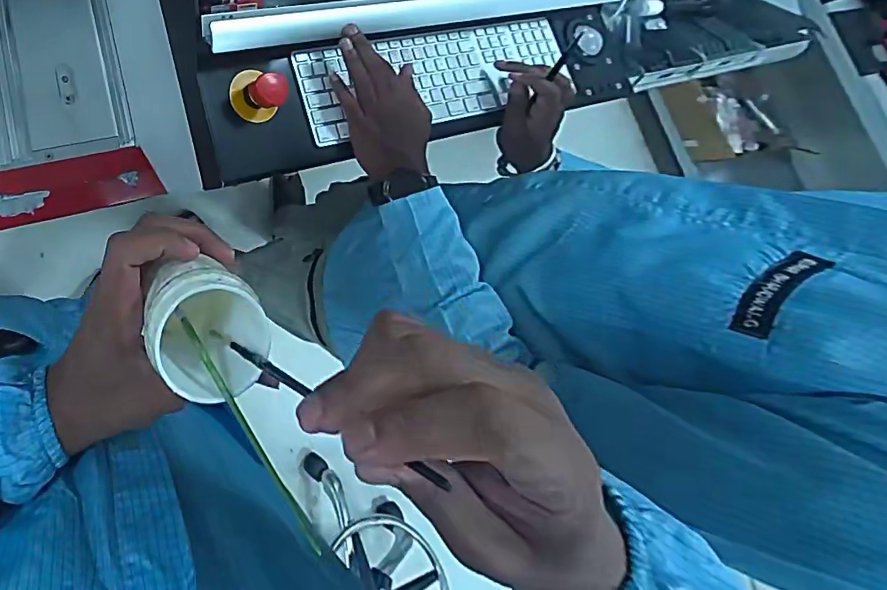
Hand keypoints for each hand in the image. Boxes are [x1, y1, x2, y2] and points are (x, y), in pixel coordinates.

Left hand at [45, 214, 237, 454]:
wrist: (70, 403)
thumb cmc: (104, 397)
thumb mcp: (156, 393)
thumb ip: (202, 379)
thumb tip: (250, 372)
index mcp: (115, 299)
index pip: (126, 249)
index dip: (161, 241)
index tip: (195, 256)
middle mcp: (116, 282)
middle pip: (143, 231)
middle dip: (187, 232)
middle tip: (226, 258)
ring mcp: (122, 283)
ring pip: (149, 238)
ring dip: (186, 238)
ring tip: (221, 261)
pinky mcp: (130, 290)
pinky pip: (155, 257)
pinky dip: (181, 254)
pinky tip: (205, 272)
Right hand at [298, 312, 627, 589]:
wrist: (569, 517)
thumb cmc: (538, 542)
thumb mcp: (495, 551)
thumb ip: (436, 499)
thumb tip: (367, 453)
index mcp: (551, 453)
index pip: (483, 413)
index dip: (412, 425)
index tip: (359, 450)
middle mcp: (520, 391)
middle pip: (432, 360)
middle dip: (363, 387)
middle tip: (316, 421)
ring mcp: (486, 363)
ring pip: (409, 338)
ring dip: (356, 371)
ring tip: (327, 412)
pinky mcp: (455, 352)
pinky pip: (401, 335)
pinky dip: (365, 360)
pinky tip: (353, 397)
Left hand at [328, 25, 431, 180]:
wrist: (401, 165)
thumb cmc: (411, 141)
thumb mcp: (419, 111)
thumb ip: (410, 89)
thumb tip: (405, 71)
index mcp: (401, 93)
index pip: (382, 64)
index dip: (370, 48)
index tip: (360, 36)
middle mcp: (385, 97)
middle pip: (370, 66)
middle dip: (358, 47)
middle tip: (348, 32)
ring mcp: (370, 108)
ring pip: (359, 78)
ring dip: (350, 60)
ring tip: (343, 44)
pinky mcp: (357, 120)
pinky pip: (347, 99)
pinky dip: (339, 86)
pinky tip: (332, 75)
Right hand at [495, 61, 574, 172]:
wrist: (529, 159)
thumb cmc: (520, 145)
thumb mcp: (513, 124)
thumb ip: (516, 101)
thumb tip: (517, 82)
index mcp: (549, 110)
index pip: (547, 85)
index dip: (528, 76)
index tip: (510, 75)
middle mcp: (557, 106)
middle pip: (556, 79)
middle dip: (533, 69)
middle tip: (511, 67)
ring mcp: (556, 105)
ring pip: (559, 80)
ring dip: (540, 71)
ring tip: (520, 68)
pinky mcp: (551, 105)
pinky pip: (555, 85)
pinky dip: (542, 77)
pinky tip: (528, 77)